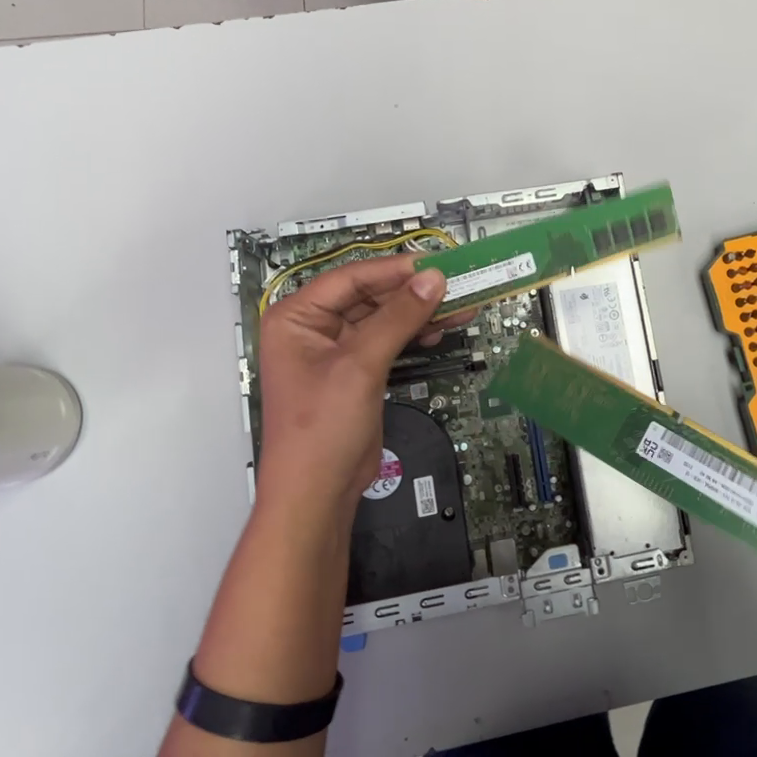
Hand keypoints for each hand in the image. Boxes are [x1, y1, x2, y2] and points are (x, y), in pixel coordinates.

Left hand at [255, 256, 448, 511]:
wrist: (317, 492)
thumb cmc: (320, 430)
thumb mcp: (360, 365)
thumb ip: (398, 318)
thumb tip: (432, 280)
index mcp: (297, 317)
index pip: (352, 278)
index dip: (395, 270)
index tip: (436, 264)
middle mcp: (313, 328)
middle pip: (370, 295)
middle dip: (413, 291)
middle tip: (456, 284)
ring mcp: (336, 350)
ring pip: (384, 317)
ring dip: (419, 311)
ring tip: (458, 305)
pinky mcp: (356, 371)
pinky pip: (388, 339)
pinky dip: (414, 333)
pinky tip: (439, 328)